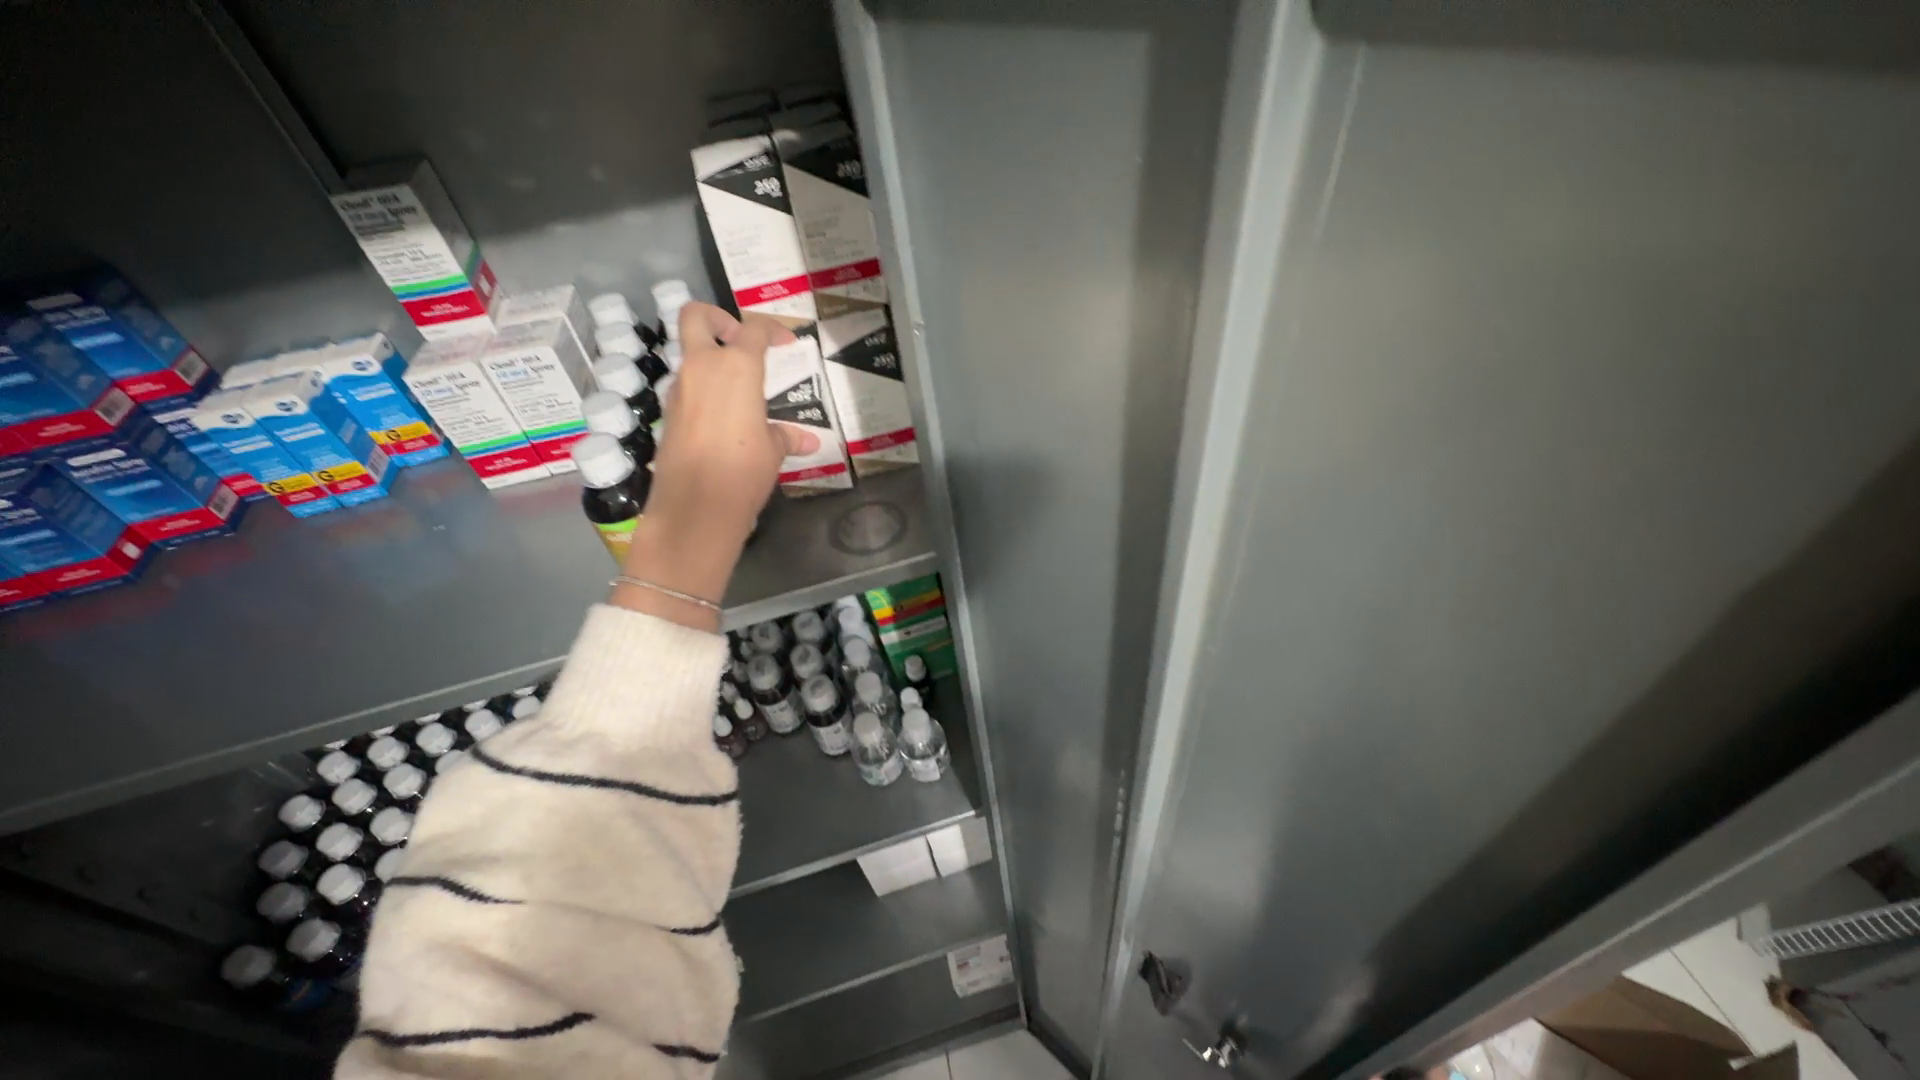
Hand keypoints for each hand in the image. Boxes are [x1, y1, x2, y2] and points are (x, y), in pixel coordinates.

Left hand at [610, 301, 819, 630]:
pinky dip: (704, 390)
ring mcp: (679, 390)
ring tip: (739, 388)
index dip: (773, 329)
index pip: (753, 329)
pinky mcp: (669, 413)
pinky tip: (725, 418)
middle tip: (740, 341)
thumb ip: (785, 436)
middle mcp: (701, 368)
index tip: (787, 341)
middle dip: (719, 319)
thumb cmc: (743, 472)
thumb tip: (807, 440)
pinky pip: (687, 387)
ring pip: (690, 355)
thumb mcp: (772, 451)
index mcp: (735, 368)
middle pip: (697, 316)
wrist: (695, 509)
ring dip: (711, 360)